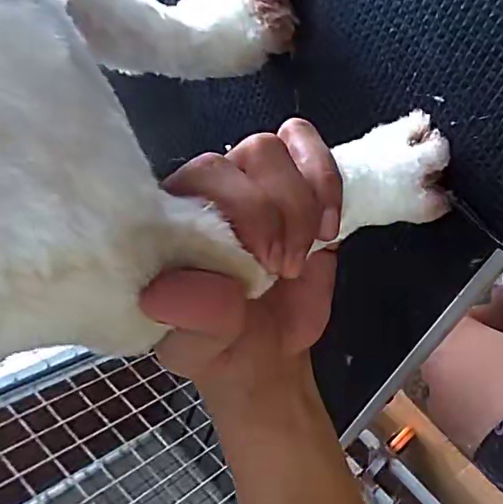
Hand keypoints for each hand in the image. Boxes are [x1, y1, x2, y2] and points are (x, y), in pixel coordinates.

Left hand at [139, 119, 343, 420]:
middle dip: (282, 209)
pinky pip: (318, 156)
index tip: (264, 264)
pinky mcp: (308, 199)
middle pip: (254, 153)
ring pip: (285, 145)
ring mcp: (265, 190)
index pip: (208, 173)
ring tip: (311, 248)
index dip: (246, 208)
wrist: (269, 358)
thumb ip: (190, 318)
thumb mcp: (197, 348)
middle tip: (287, 267)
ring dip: (308, 198)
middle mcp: (219, 192)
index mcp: (178, 217)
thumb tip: (170, 290)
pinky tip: (332, 227)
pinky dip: (331, 183)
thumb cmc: (224, 348)